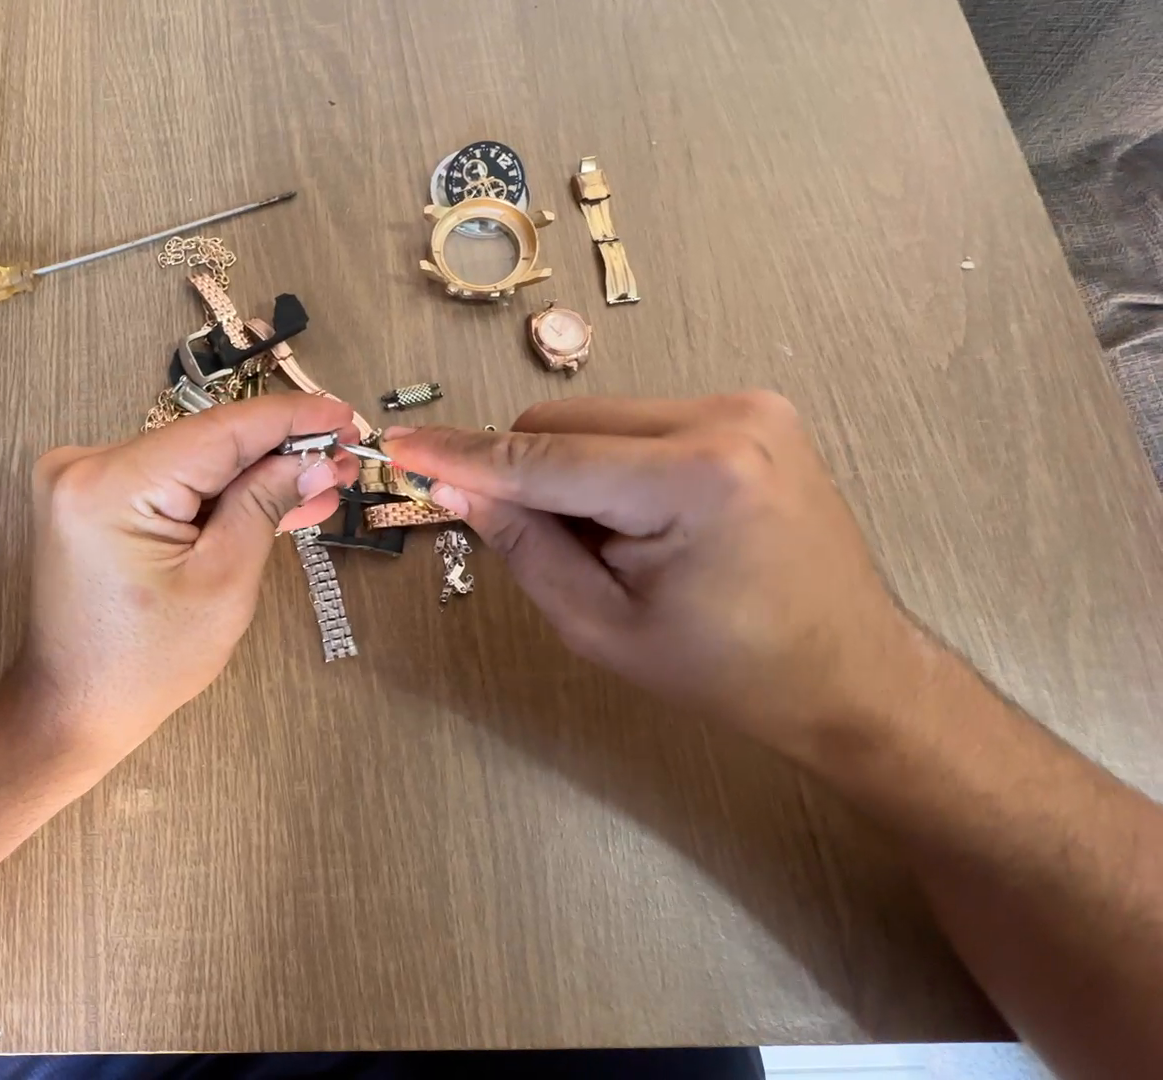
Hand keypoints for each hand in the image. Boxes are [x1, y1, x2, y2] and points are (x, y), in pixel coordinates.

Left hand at [18, 393, 359, 758]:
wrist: (76, 704)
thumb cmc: (147, 662)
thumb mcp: (223, 582)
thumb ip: (265, 505)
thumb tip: (315, 460)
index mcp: (109, 485)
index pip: (219, 430)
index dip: (289, 418)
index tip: (345, 415)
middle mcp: (84, 465)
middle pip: (204, 442)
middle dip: (278, 452)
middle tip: (343, 459)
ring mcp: (81, 479)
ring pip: (192, 461)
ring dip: (253, 476)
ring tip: (320, 484)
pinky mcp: (90, 497)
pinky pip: (169, 482)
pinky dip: (216, 494)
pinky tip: (272, 498)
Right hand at [383, 391, 934, 761]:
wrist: (850, 672)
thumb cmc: (720, 669)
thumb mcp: (596, 624)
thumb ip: (521, 544)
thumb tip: (456, 487)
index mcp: (691, 480)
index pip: (538, 457)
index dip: (459, 455)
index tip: (397, 445)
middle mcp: (723, 418)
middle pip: (557, 422)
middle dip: (523, 475)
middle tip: (545, 546)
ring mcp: (745, 405)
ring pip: (588, 419)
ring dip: (563, 471)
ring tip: (607, 541)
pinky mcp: (749, 410)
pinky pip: (628, 424)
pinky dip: (602, 465)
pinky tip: (637, 519)